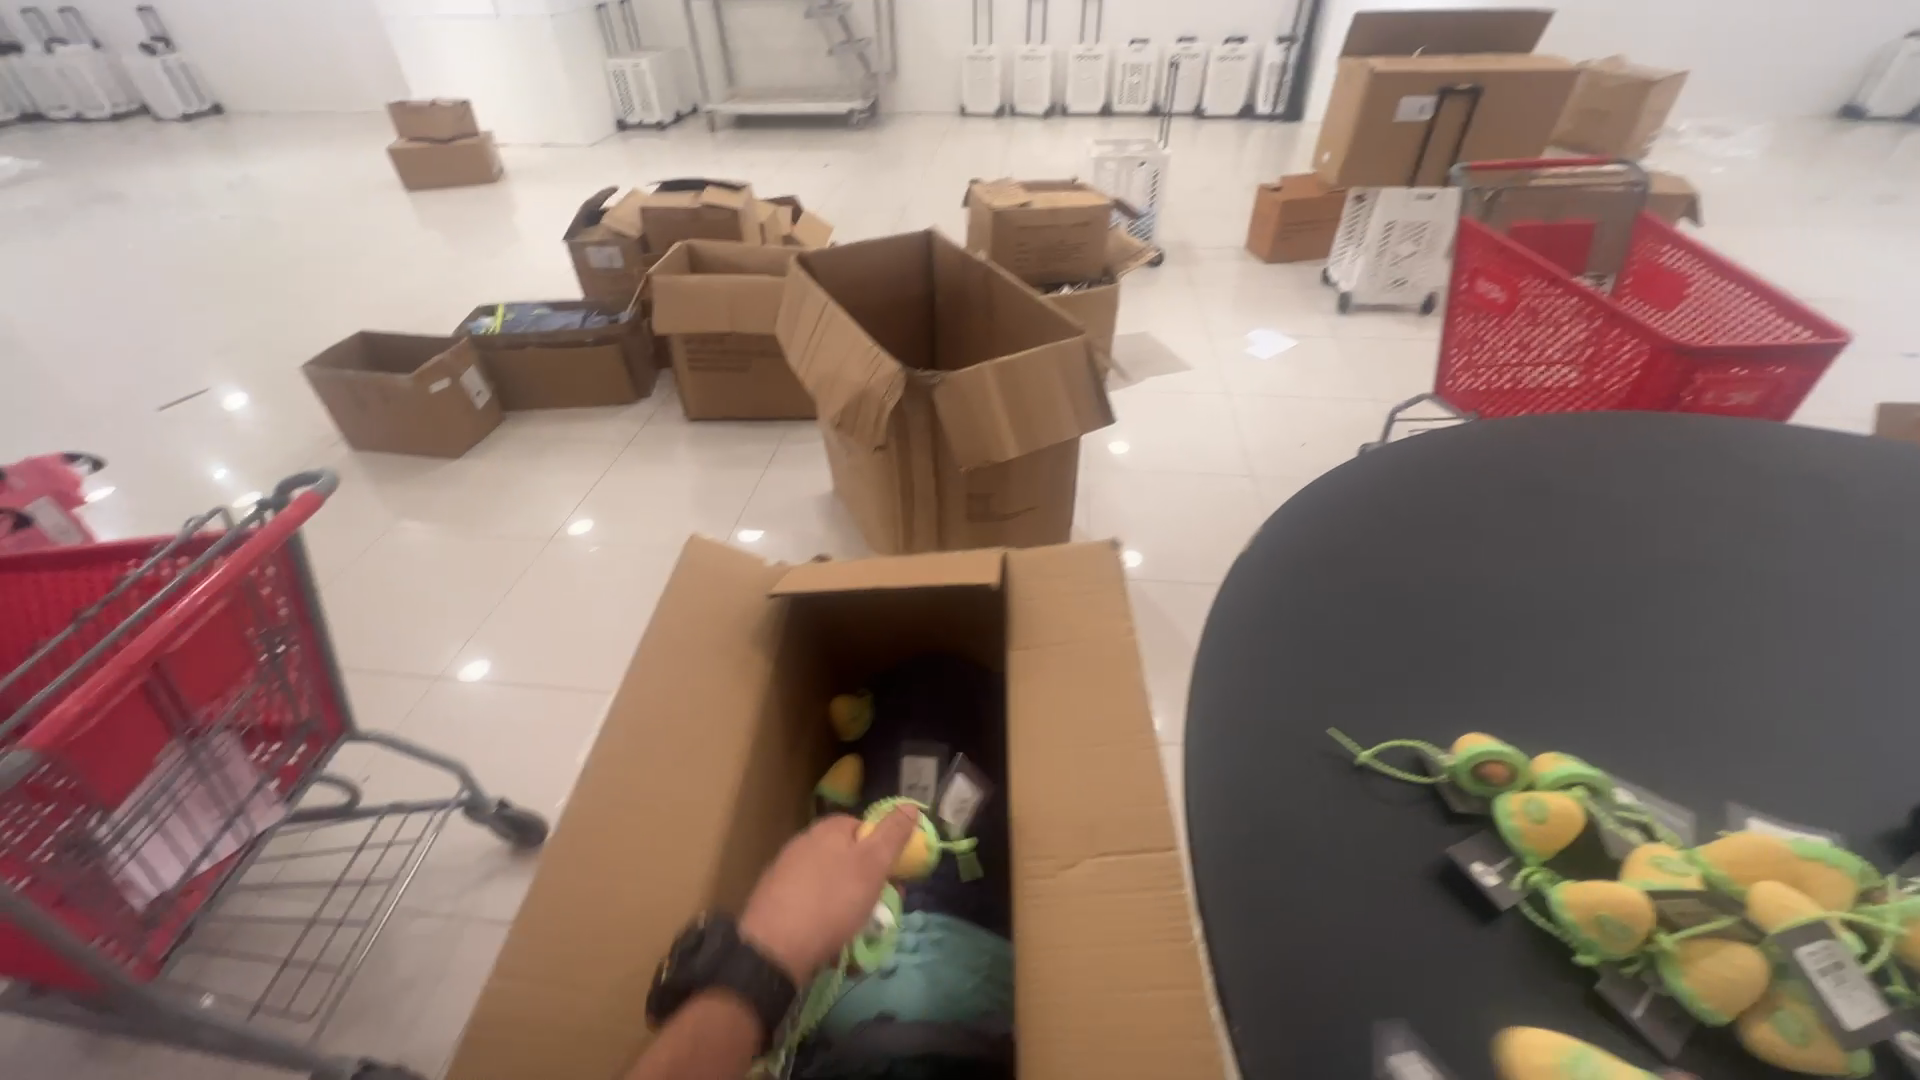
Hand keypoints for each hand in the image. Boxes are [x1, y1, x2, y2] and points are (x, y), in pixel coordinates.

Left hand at [739, 807, 917, 982]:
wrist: (774, 948)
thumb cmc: (832, 900)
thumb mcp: (873, 865)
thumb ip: (893, 834)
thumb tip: (910, 804)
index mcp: (828, 828)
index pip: (864, 828)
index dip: (883, 852)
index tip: (893, 879)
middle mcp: (804, 842)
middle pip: (847, 858)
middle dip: (866, 883)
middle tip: (878, 911)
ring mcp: (785, 872)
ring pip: (829, 885)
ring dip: (846, 905)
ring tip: (856, 934)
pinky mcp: (774, 902)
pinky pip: (810, 906)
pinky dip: (823, 920)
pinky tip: (829, 943)